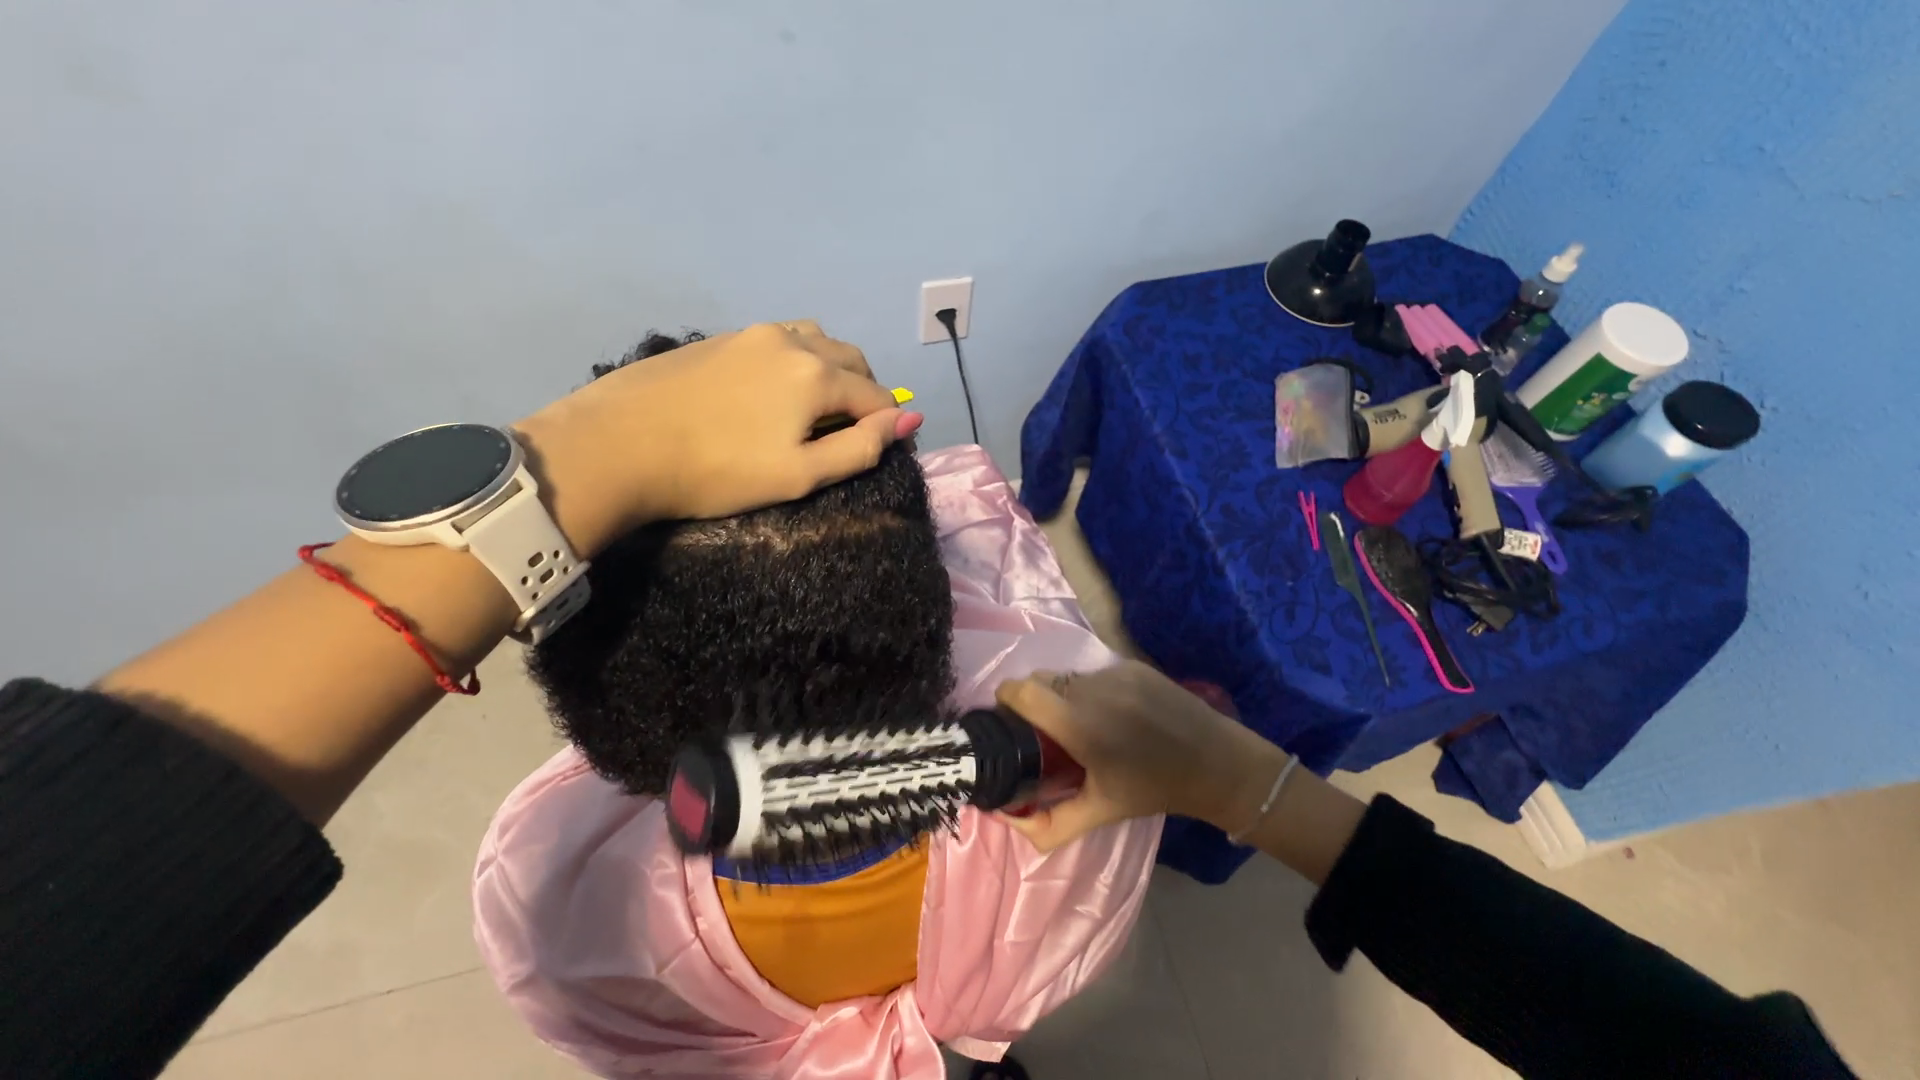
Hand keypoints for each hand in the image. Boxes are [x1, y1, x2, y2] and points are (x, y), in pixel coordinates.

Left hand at [513, 321, 922, 553]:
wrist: (618, 445)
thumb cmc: (716, 472)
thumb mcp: (798, 475)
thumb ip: (860, 448)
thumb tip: (908, 420)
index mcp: (816, 374)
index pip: (876, 395)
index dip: (888, 424)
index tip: (882, 449)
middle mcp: (790, 341)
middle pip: (850, 360)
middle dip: (864, 392)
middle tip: (851, 432)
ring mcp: (749, 334)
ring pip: (814, 341)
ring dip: (831, 369)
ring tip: (816, 407)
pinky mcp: (717, 339)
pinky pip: (777, 340)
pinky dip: (796, 361)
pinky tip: (774, 391)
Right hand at [993, 661, 1285, 850]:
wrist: (1216, 763)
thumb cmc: (1153, 790)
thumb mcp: (1101, 812)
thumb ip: (1050, 823)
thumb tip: (1007, 819)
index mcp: (1078, 723)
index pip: (1021, 690)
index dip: (1006, 700)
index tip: (1008, 720)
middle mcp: (1092, 689)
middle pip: (1040, 680)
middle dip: (1034, 702)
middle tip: (1046, 732)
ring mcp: (1114, 673)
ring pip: (1068, 677)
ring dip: (1065, 697)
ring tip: (1086, 725)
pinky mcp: (1133, 665)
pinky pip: (1096, 673)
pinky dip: (1093, 691)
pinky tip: (1116, 715)